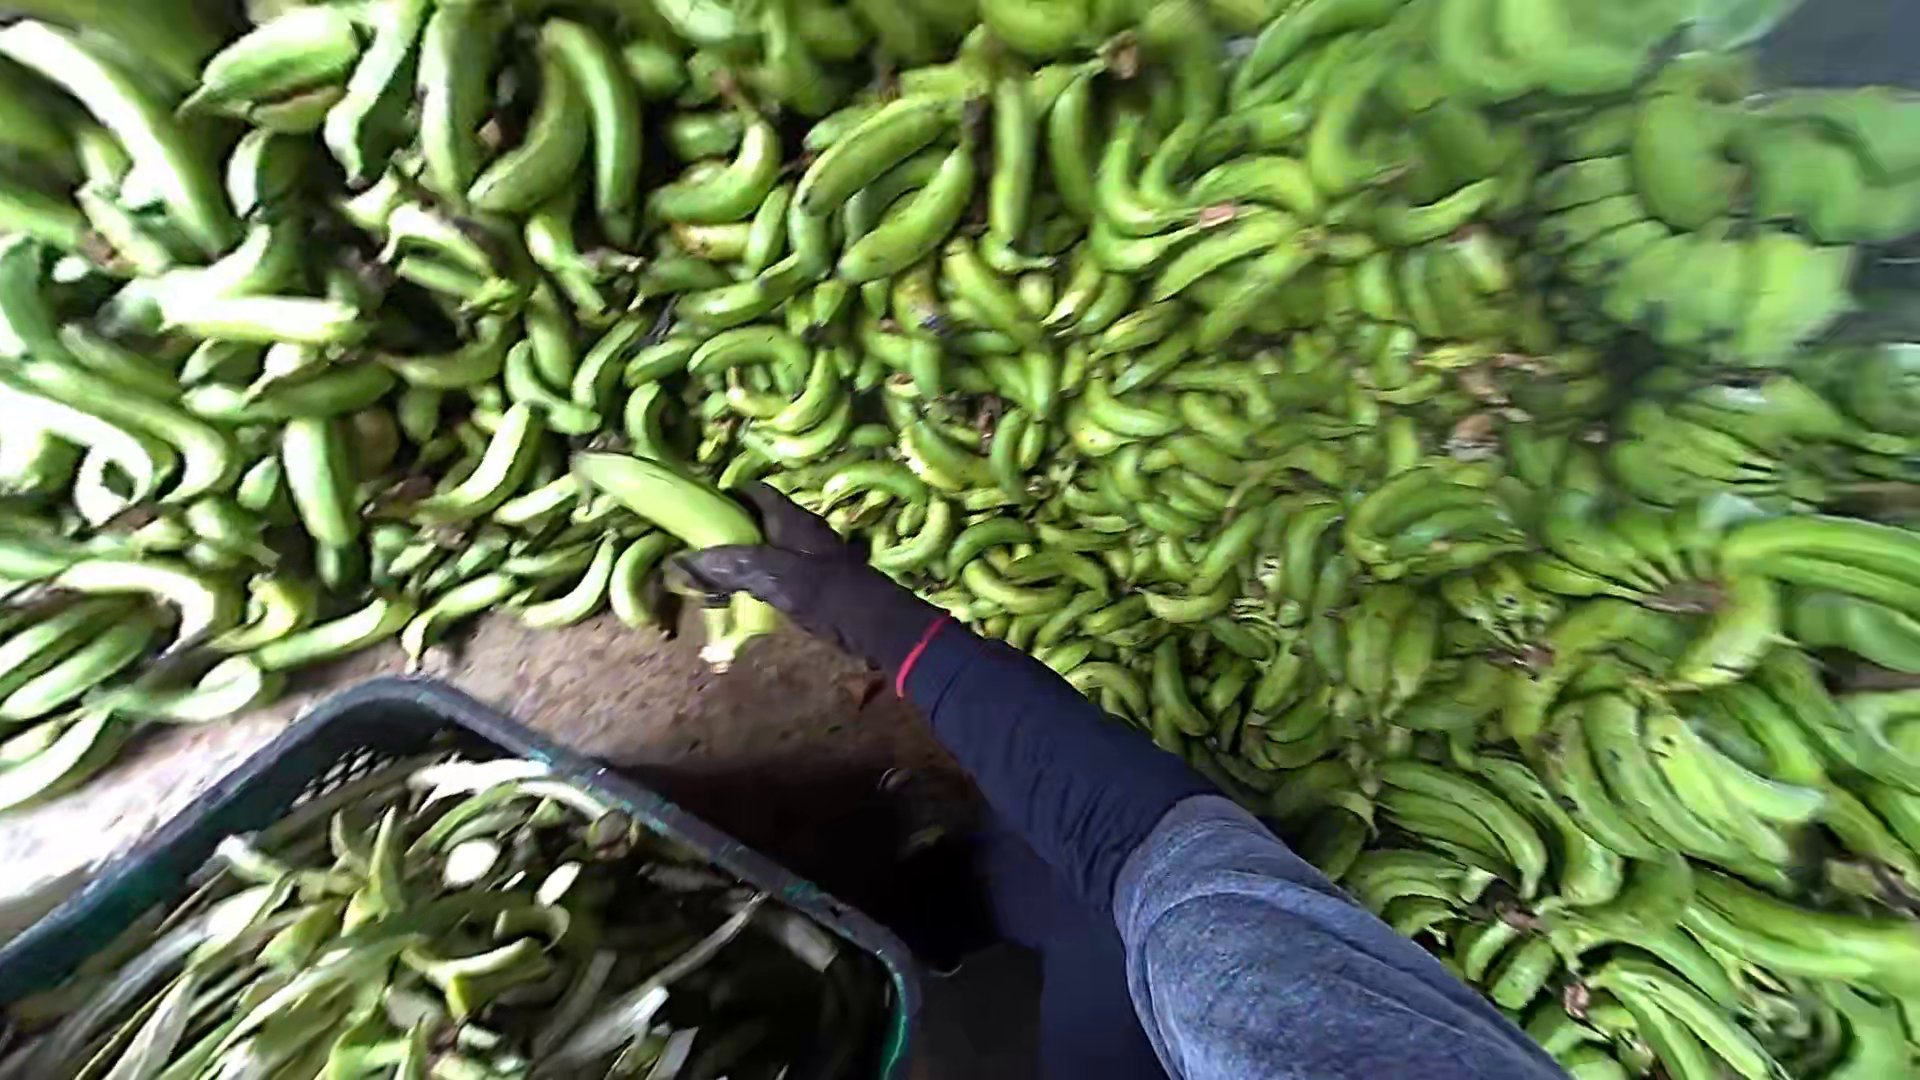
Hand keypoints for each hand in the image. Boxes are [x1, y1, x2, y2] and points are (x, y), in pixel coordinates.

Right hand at [669, 484, 944, 672]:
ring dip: (740, 559)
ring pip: (767, 548)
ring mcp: (810, 557)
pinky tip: (739, 597)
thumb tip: (682, 561)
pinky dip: (756, 579)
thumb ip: (732, 566)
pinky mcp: (816, 582)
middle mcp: (802, 532)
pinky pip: (777, 572)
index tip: (697, 510)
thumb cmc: (829, 593)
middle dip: (728, 531)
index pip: (755, 492)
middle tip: (695, 549)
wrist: (877, 625)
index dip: (727, 496)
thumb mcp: (776, 576)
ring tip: (708, 578)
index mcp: (793, 519)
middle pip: (758, 521)